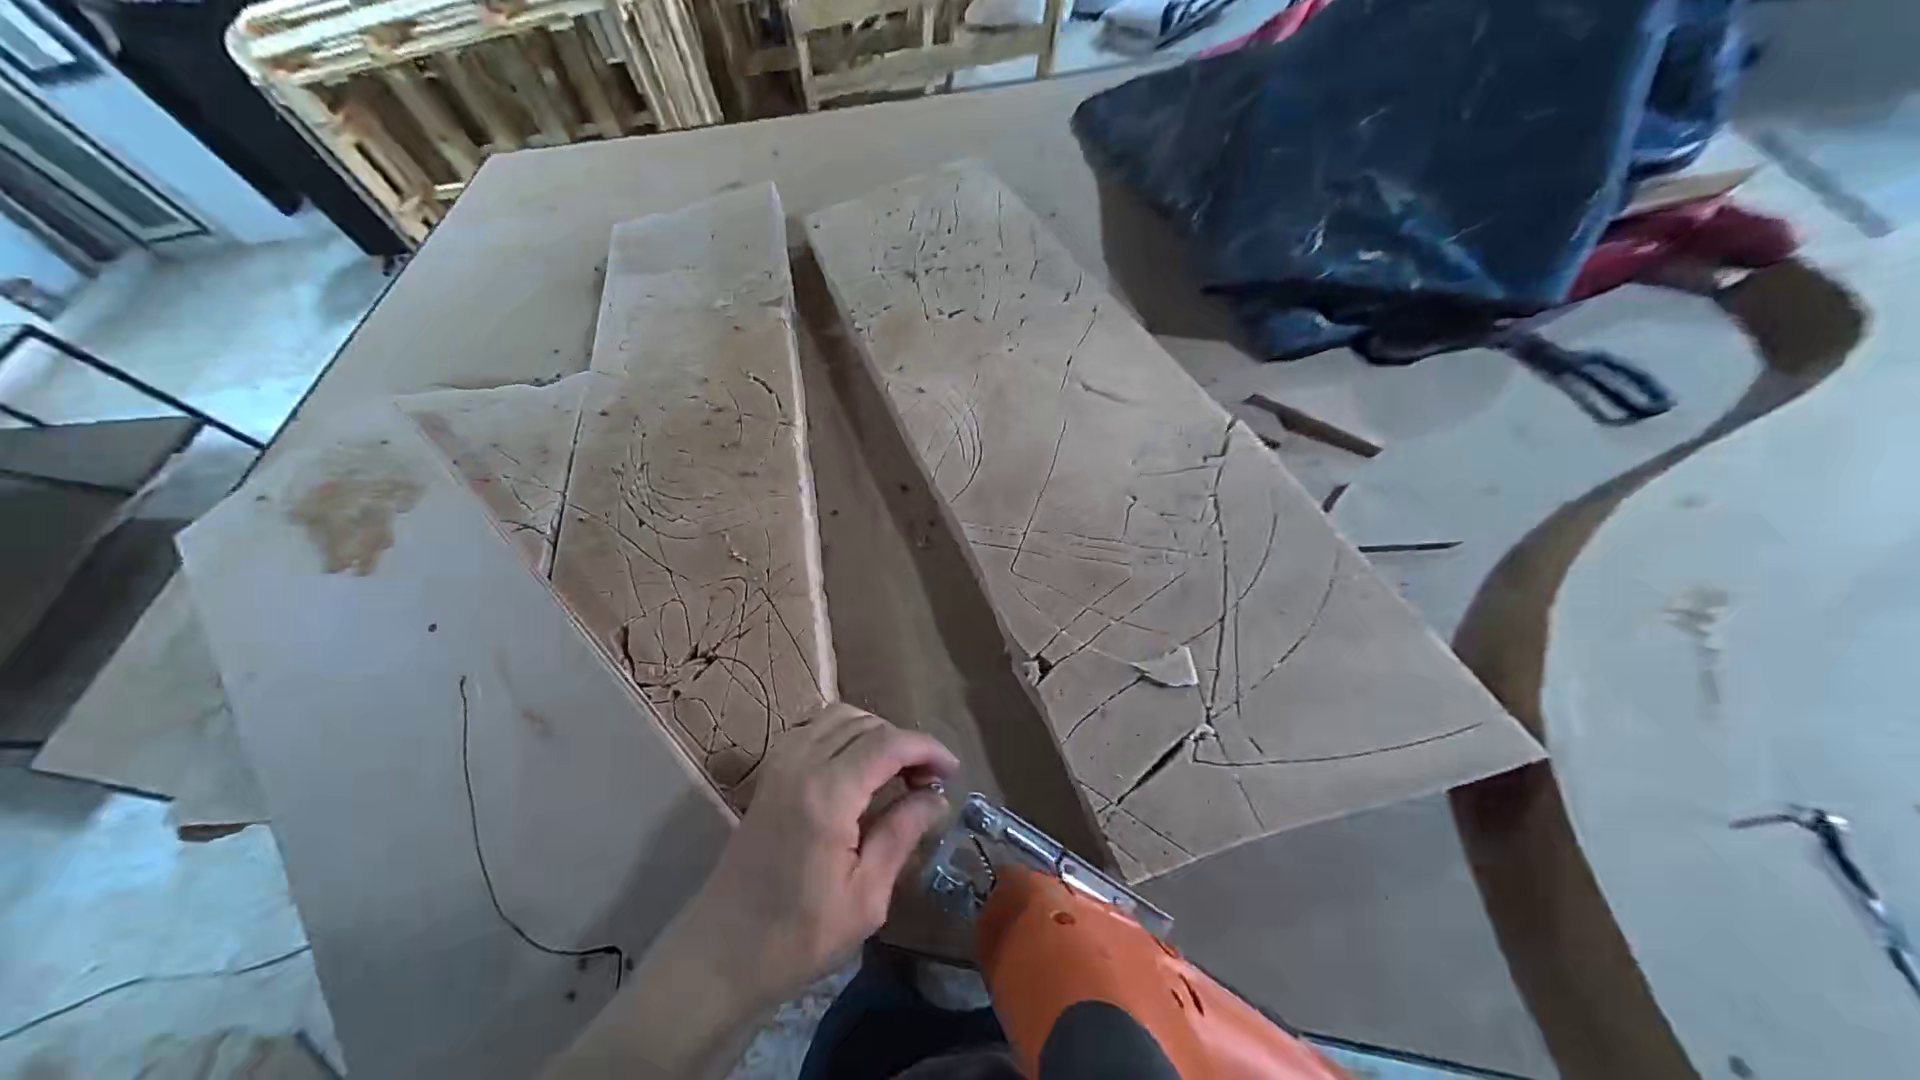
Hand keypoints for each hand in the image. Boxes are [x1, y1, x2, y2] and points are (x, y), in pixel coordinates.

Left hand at [681, 703, 958, 1009]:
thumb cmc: (798, 936)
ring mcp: (779, 765)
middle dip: (904, 741)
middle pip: (865, 723)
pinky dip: (845, 735)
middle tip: (928, 780)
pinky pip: (814, 729)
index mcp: (827, 795)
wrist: (721, 954)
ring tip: (898, 772)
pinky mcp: (769, 774)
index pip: (888, 743)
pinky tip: (859, 768)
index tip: (952, 771)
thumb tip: (936, 798)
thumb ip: (901, 834)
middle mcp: (801, 765)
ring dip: (875, 733)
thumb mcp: (866, 897)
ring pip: (838, 717)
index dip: (927, 748)